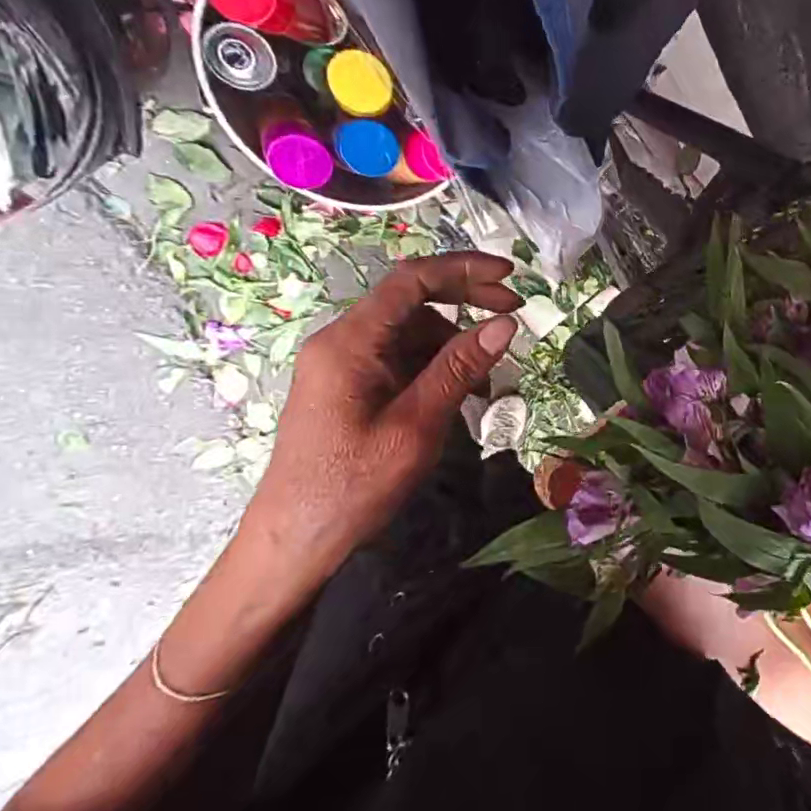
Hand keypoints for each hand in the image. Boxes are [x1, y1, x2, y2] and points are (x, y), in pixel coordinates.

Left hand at [241, 252, 520, 573]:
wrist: (296, 541)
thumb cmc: (353, 486)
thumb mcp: (416, 426)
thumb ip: (459, 368)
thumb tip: (505, 324)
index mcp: (350, 342)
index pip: (412, 280)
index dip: (464, 270)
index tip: (511, 276)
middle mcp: (342, 342)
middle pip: (411, 302)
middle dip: (464, 303)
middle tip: (513, 315)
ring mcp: (342, 365)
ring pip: (409, 334)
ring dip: (452, 346)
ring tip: (487, 383)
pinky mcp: (348, 387)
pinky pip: (398, 361)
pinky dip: (433, 369)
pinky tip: (457, 396)